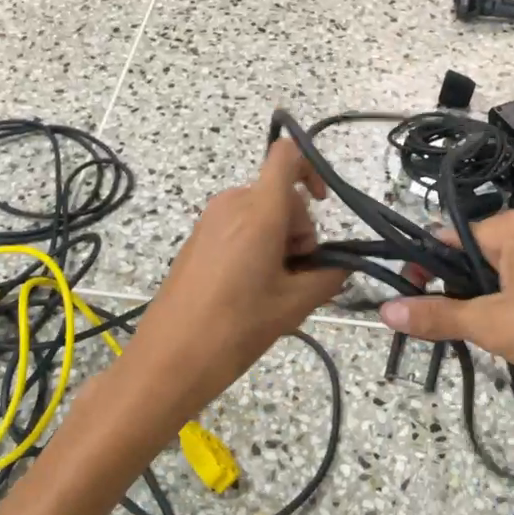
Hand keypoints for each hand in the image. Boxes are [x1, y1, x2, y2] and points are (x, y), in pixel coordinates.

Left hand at [124, 139, 349, 415]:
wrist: (169, 359)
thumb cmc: (236, 328)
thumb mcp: (295, 304)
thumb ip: (329, 275)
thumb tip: (344, 264)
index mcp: (259, 211)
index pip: (287, 155)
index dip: (311, 168)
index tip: (323, 202)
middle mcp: (233, 204)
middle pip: (280, 195)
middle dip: (299, 229)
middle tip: (297, 275)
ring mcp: (211, 220)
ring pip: (261, 212)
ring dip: (278, 241)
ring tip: (274, 289)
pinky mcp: (198, 238)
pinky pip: (239, 226)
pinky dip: (256, 246)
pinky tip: (250, 290)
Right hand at [378, 211, 513, 429]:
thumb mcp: (490, 323)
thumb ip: (437, 316)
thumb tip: (384, 311)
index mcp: (511, 229)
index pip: (447, 238)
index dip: (420, 267)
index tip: (398, 300)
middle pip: (465, 261)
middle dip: (443, 292)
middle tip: (422, 327)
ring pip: (486, 286)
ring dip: (468, 312)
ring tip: (453, 339)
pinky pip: (508, 303)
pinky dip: (493, 322)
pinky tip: (487, 346)